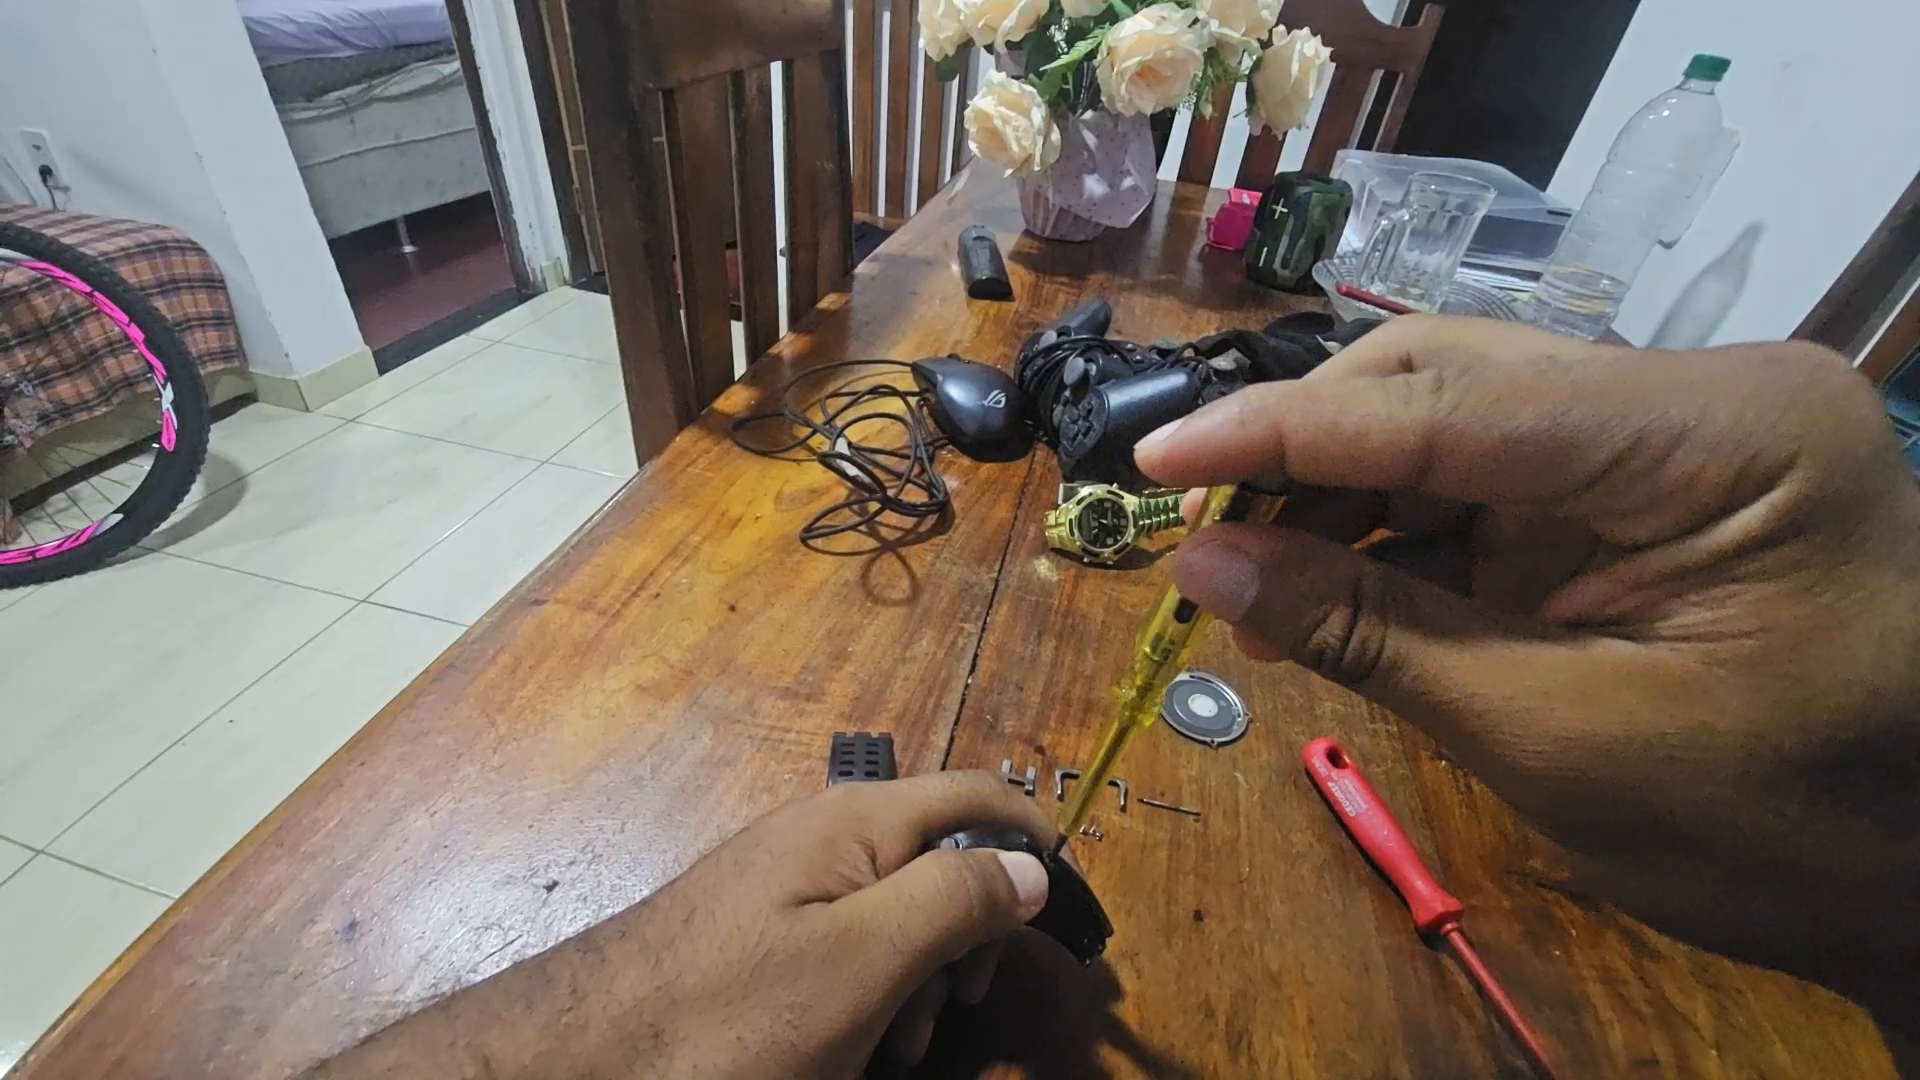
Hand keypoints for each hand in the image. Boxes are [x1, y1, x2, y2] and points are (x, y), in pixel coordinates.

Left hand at [308, 773, 1054, 1078]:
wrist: (577, 1060)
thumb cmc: (731, 1013)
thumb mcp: (861, 963)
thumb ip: (953, 899)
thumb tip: (1033, 865)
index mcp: (860, 819)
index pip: (975, 792)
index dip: (1033, 833)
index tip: (1069, 902)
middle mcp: (831, 830)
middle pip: (941, 845)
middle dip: (974, 917)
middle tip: (970, 997)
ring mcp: (796, 874)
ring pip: (900, 898)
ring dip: (928, 961)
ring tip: (909, 1037)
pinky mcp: (771, 919)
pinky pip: (854, 932)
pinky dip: (881, 978)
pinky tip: (863, 1037)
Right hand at [1135, 316, 1919, 1006]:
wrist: (1910, 873)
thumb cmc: (1771, 824)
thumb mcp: (1545, 734)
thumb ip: (1362, 634)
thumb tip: (1196, 569)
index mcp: (1707, 436)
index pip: (1439, 405)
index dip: (1275, 432)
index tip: (1156, 457)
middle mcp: (1664, 401)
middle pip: (1419, 383)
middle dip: (1290, 457)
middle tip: (1201, 535)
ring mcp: (1620, 442)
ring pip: (1410, 429)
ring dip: (1309, 502)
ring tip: (1242, 588)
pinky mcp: (1580, 490)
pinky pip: (1431, 486)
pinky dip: (1353, 539)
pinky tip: (1301, 598)